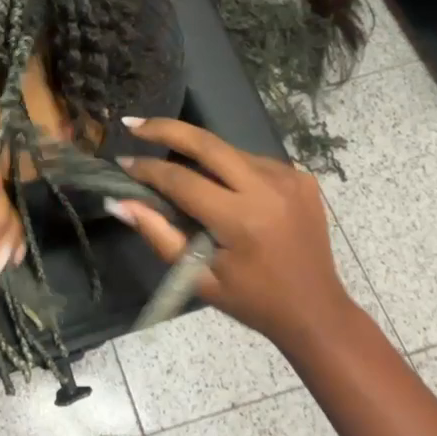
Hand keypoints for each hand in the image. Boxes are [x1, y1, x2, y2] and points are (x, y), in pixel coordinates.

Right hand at [111, 118, 354, 345]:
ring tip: (173, 163)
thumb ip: (158, 235)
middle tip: (133, 124)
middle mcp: (267, 189)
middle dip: (165, 129)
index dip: (147, 169)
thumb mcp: (199, 278)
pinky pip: (252, 160)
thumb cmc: (253, 301)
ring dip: (198, 152)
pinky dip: (228, 166)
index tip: (121, 163)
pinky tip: (220, 184)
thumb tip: (118, 202)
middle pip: (206, 143)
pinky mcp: (301, 176)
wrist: (319, 311)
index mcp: (241, 220)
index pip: (181, 180)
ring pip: (228, 149)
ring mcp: (288, 178)